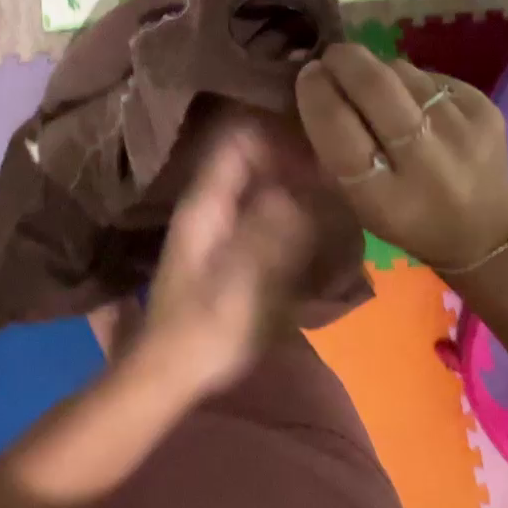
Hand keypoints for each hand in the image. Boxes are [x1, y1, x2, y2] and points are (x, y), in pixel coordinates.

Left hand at [134, 124, 312, 399]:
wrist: (169, 372)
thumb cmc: (205, 328)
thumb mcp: (245, 279)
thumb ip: (275, 229)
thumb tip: (306, 185)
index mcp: (205, 204)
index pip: (236, 141)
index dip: (277, 134)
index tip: (319, 144)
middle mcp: (207, 208)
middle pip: (249, 162)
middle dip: (292, 161)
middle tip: (338, 173)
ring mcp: (213, 230)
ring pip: (256, 189)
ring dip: (292, 188)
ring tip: (336, 199)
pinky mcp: (223, 255)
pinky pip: (258, 217)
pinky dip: (285, 216)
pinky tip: (316, 233)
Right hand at [295, 44, 507, 270]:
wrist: (485, 230)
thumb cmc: (404, 217)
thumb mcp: (355, 201)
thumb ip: (330, 149)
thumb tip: (313, 85)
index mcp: (382, 196)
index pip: (338, 126)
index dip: (316, 93)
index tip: (308, 74)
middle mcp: (425, 161)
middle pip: (375, 86)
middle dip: (345, 61)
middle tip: (332, 57)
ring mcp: (461, 130)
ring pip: (402, 72)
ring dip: (377, 69)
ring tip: (372, 84)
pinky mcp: (484, 109)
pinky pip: (430, 76)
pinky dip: (410, 80)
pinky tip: (410, 100)